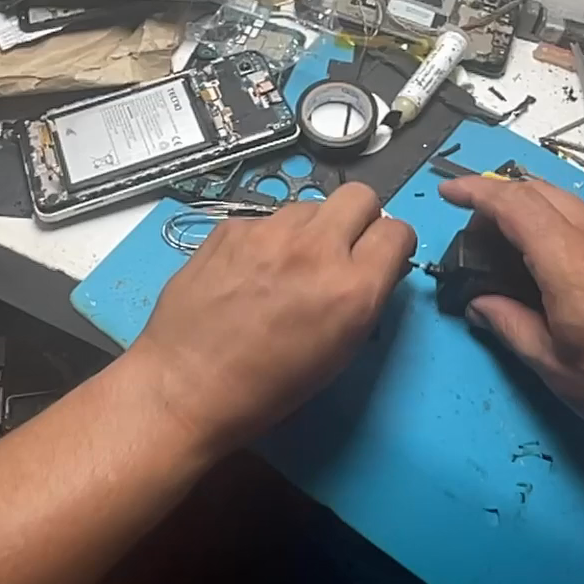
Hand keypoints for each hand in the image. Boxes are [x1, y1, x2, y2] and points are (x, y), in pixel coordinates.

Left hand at [127, 183, 416, 455]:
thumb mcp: (338, 352)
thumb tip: (374, 265)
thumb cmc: (266, 388)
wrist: (185, 385)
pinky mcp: (232, 226)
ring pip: (311, 204)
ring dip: (312, 228)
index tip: (381, 256)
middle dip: (361, 218)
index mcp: (351, 289)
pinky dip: (269, 239)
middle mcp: (314, 249)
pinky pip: (267, 219)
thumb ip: (364, 297)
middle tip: (343, 248)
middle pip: (360, 195)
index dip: (393, 244)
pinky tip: (249, 271)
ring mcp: (268, 232)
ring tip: (288, 265)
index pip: (397, 231)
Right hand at [438, 175, 583, 479]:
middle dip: (501, 197)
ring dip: (537, 211)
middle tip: (479, 230)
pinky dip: (567, 226)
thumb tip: (480, 304)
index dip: (476, 191)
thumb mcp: (561, 371)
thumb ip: (511, 327)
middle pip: (544, 192)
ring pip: (574, 205)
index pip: (516, 204)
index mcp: (576, 267)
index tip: (450, 192)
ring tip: (519, 248)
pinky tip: (566, 264)